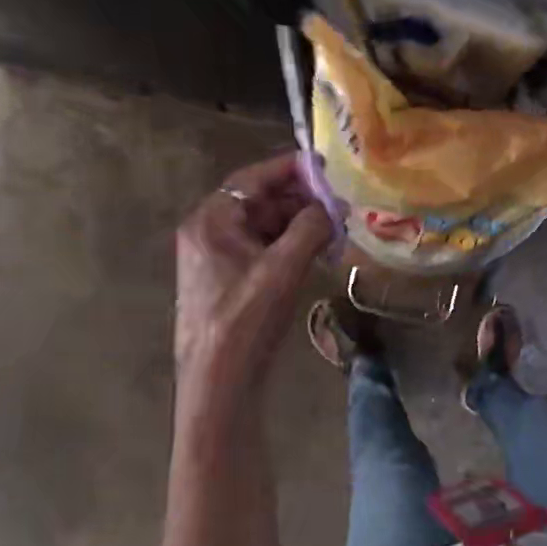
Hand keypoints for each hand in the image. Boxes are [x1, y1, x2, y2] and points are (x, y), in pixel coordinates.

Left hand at [173, 154, 332, 376]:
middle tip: (337, 202)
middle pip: (259, 202)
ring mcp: (217, 257)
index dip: (290, 169)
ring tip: (334, 228)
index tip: (325, 166)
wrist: (218, 379)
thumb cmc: (245, 318)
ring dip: (298, 224)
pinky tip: (317, 252)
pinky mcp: (229, 279)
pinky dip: (289, 245)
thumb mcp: (282, 269)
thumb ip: (309, 229)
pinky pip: (262, 249)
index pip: (253, 179)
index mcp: (211, 221)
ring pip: (263, 226)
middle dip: (299, 200)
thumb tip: (330, 206)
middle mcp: (209, 232)